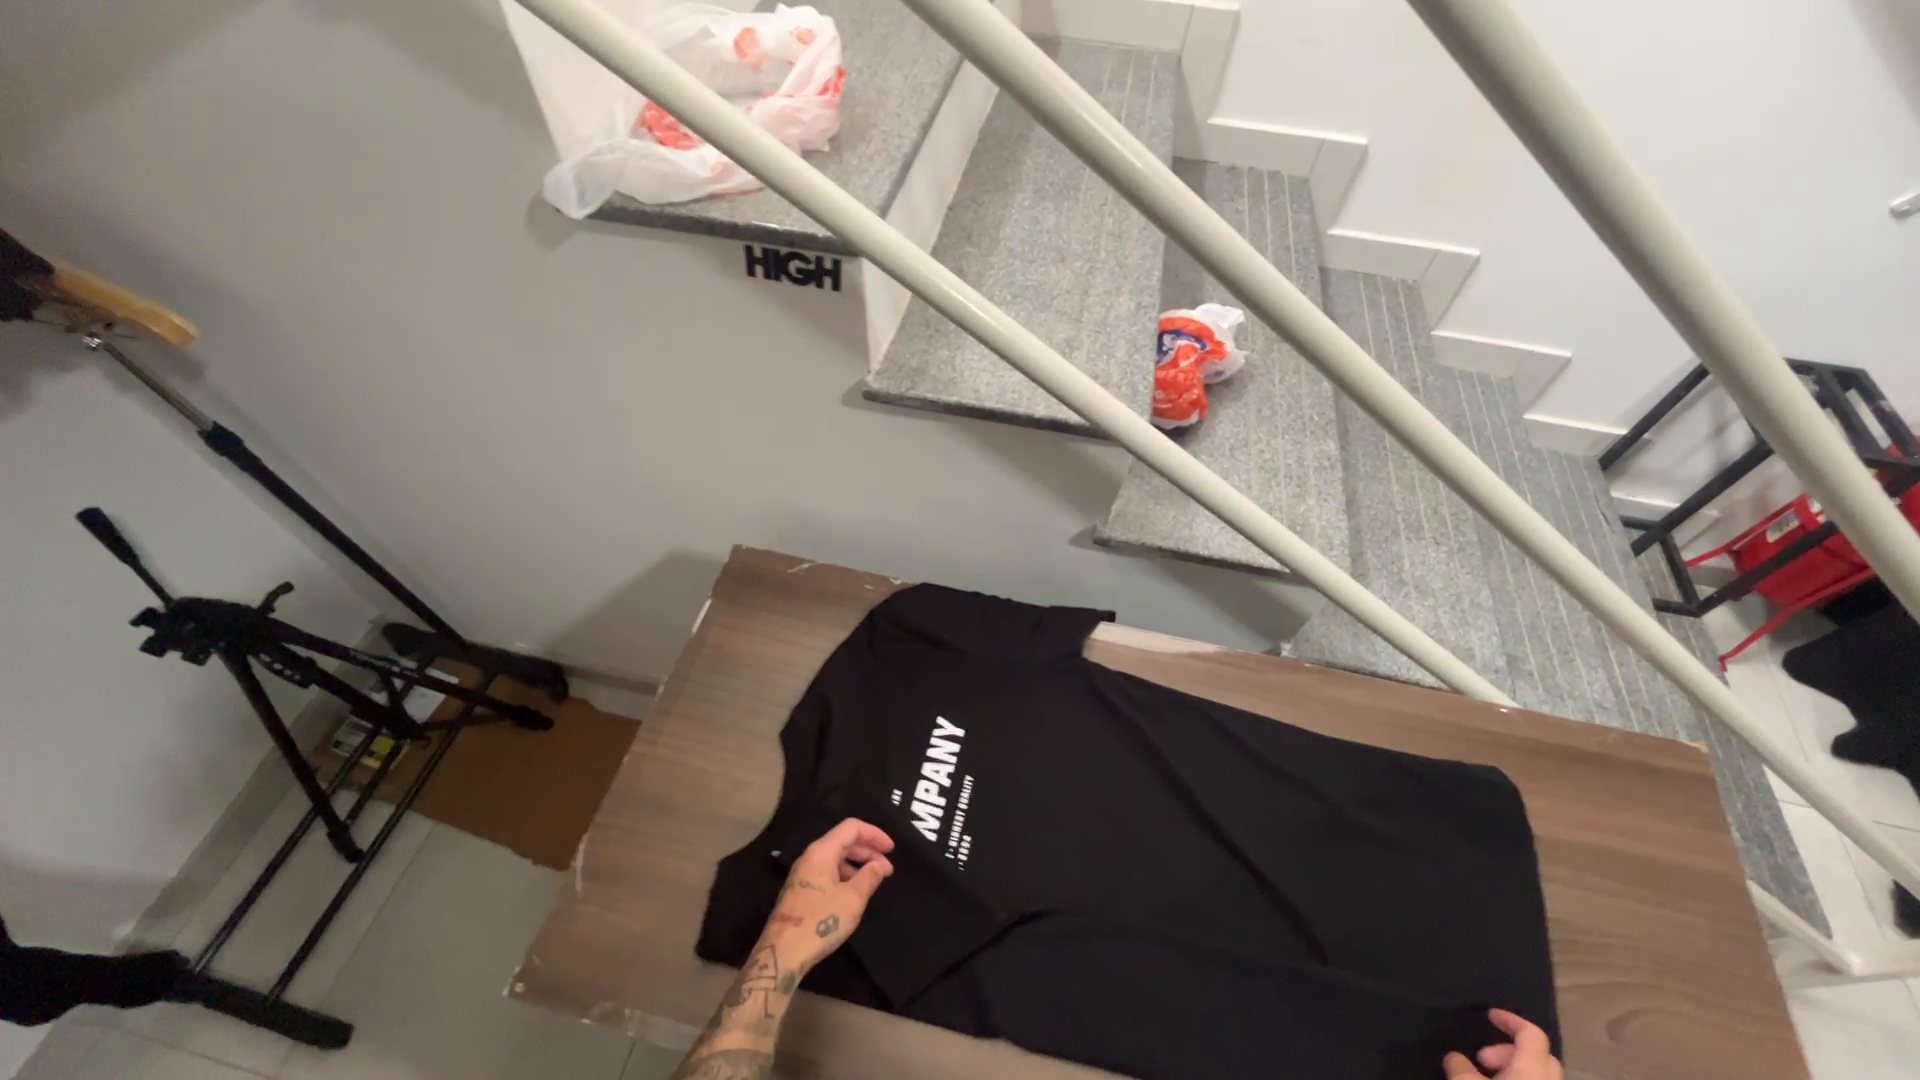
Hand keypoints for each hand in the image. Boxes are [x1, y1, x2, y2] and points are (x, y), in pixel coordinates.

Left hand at [763, 818, 894, 966]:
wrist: (783, 953)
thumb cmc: (820, 922)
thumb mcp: (853, 899)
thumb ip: (870, 876)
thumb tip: (880, 864)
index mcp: (822, 851)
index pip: (851, 828)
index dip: (874, 834)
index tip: (892, 849)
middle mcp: (810, 857)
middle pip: (843, 841)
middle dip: (868, 851)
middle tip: (888, 869)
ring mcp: (803, 874)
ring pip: (835, 857)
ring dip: (857, 864)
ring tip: (874, 880)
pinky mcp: (801, 890)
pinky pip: (828, 871)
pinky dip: (846, 874)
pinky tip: (855, 891)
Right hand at [1442, 1009, 1562, 1078]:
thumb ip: (1459, 1066)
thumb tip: (1455, 1057)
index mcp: (1533, 1070)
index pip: (1532, 1034)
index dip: (1511, 1019)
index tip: (1489, 1015)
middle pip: (1541, 1055)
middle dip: (1512, 1048)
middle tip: (1484, 1058)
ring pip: (1541, 1075)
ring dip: (1516, 1069)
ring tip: (1487, 1076)